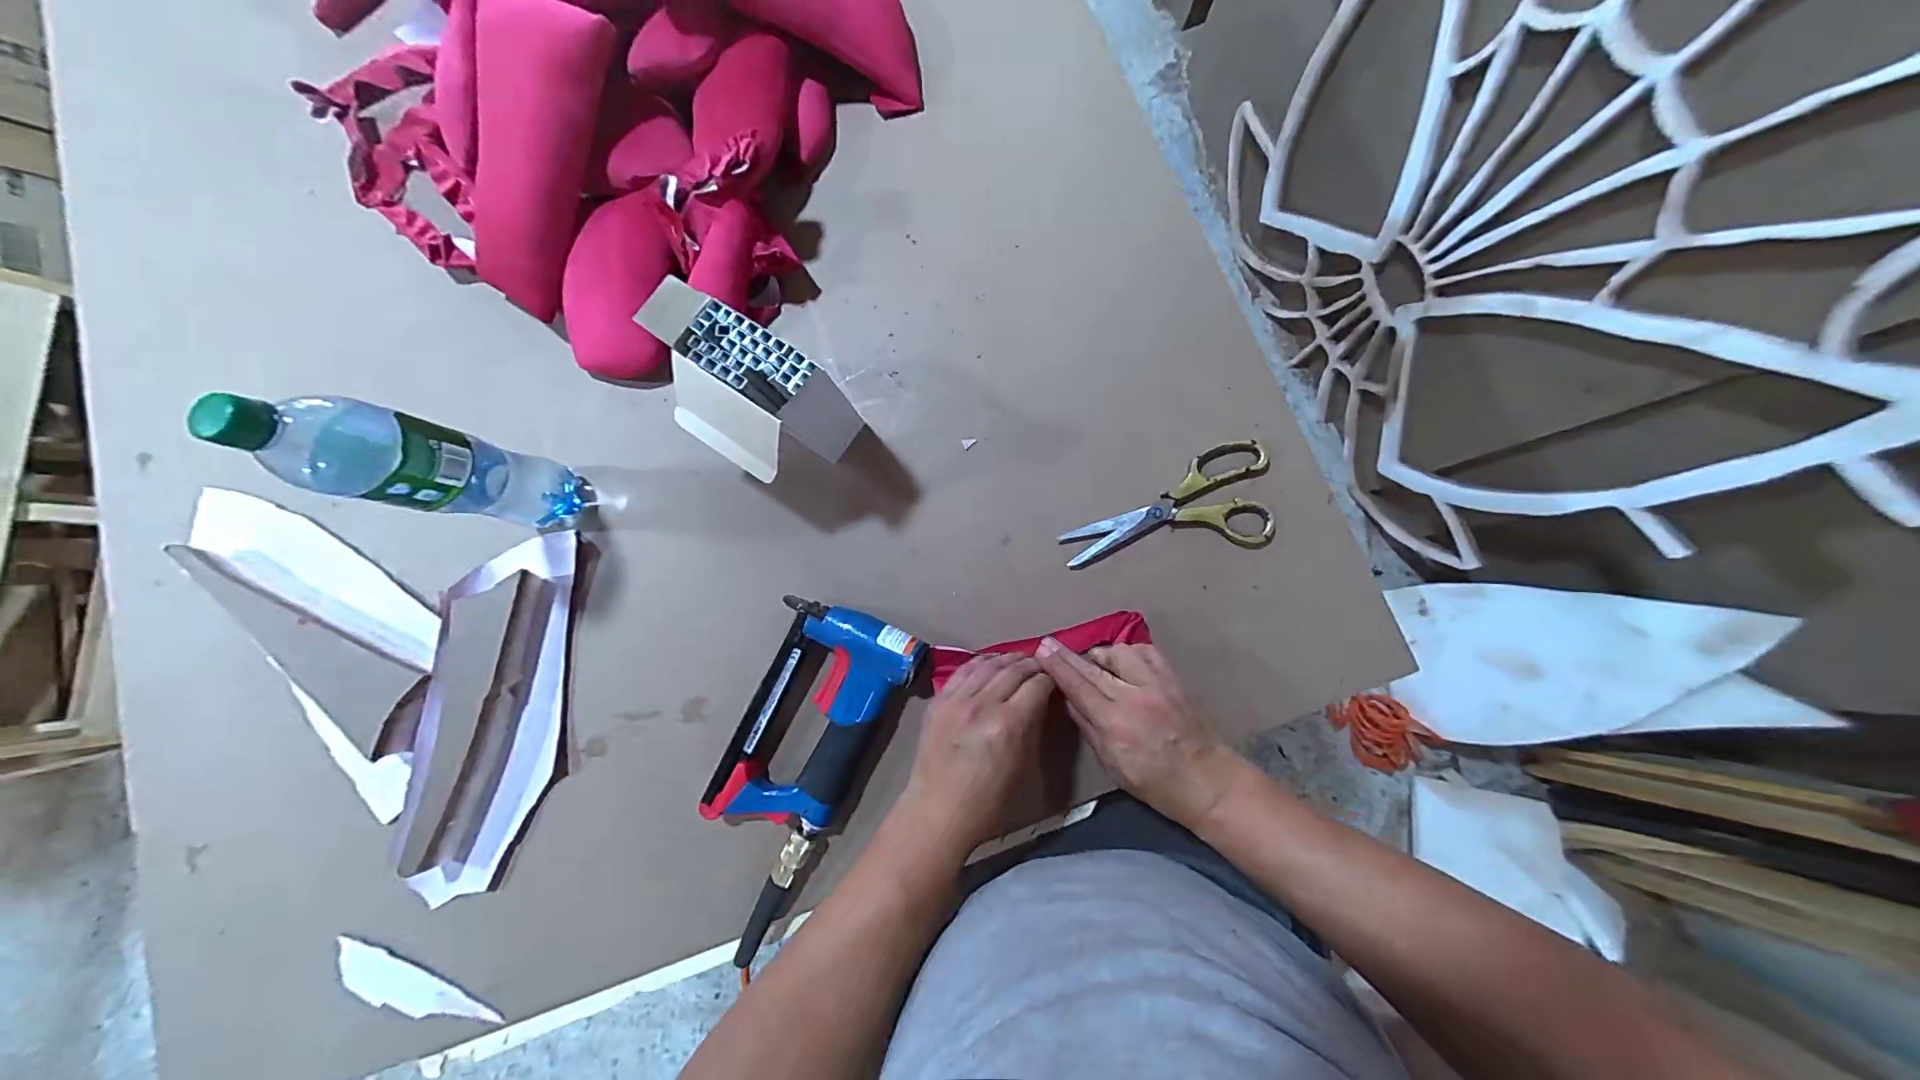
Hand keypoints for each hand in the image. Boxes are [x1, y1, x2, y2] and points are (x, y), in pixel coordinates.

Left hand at [897, 653, 1054, 855]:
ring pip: (987, 665)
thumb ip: (1034, 728)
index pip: (1037, 685)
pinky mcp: (938, 702)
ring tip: (1020, 659)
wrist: (938, 811)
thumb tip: (1040, 702)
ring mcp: (956, 700)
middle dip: (1032, 664)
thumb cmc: (988, 802)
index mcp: (1008, 724)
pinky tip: (990, 663)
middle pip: (1013, 669)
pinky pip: (963, 672)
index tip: (1056, 678)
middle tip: (1042, 664)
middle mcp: (982, 705)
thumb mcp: (1024, 767)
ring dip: (1007, 659)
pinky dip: (981, 663)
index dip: (1050, 679)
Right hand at [1034, 639, 1242, 828]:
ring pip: (1120, 652)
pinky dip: (1130, 653)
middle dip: (1068, 654)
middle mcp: (1133, 697)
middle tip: (1050, 643)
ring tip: (1095, 662)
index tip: (1042, 650)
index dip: (1057, 666)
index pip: (1077, 686)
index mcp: (1114, 723)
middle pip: (1093, 667)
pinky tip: (1124, 660)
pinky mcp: (1174, 679)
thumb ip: (1088, 727)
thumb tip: (1069, 699)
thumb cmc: (1155, 783)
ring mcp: (1157, 684)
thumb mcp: (1111, 764)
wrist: (1207, 780)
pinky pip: (1147, 652)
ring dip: (1102, 654)